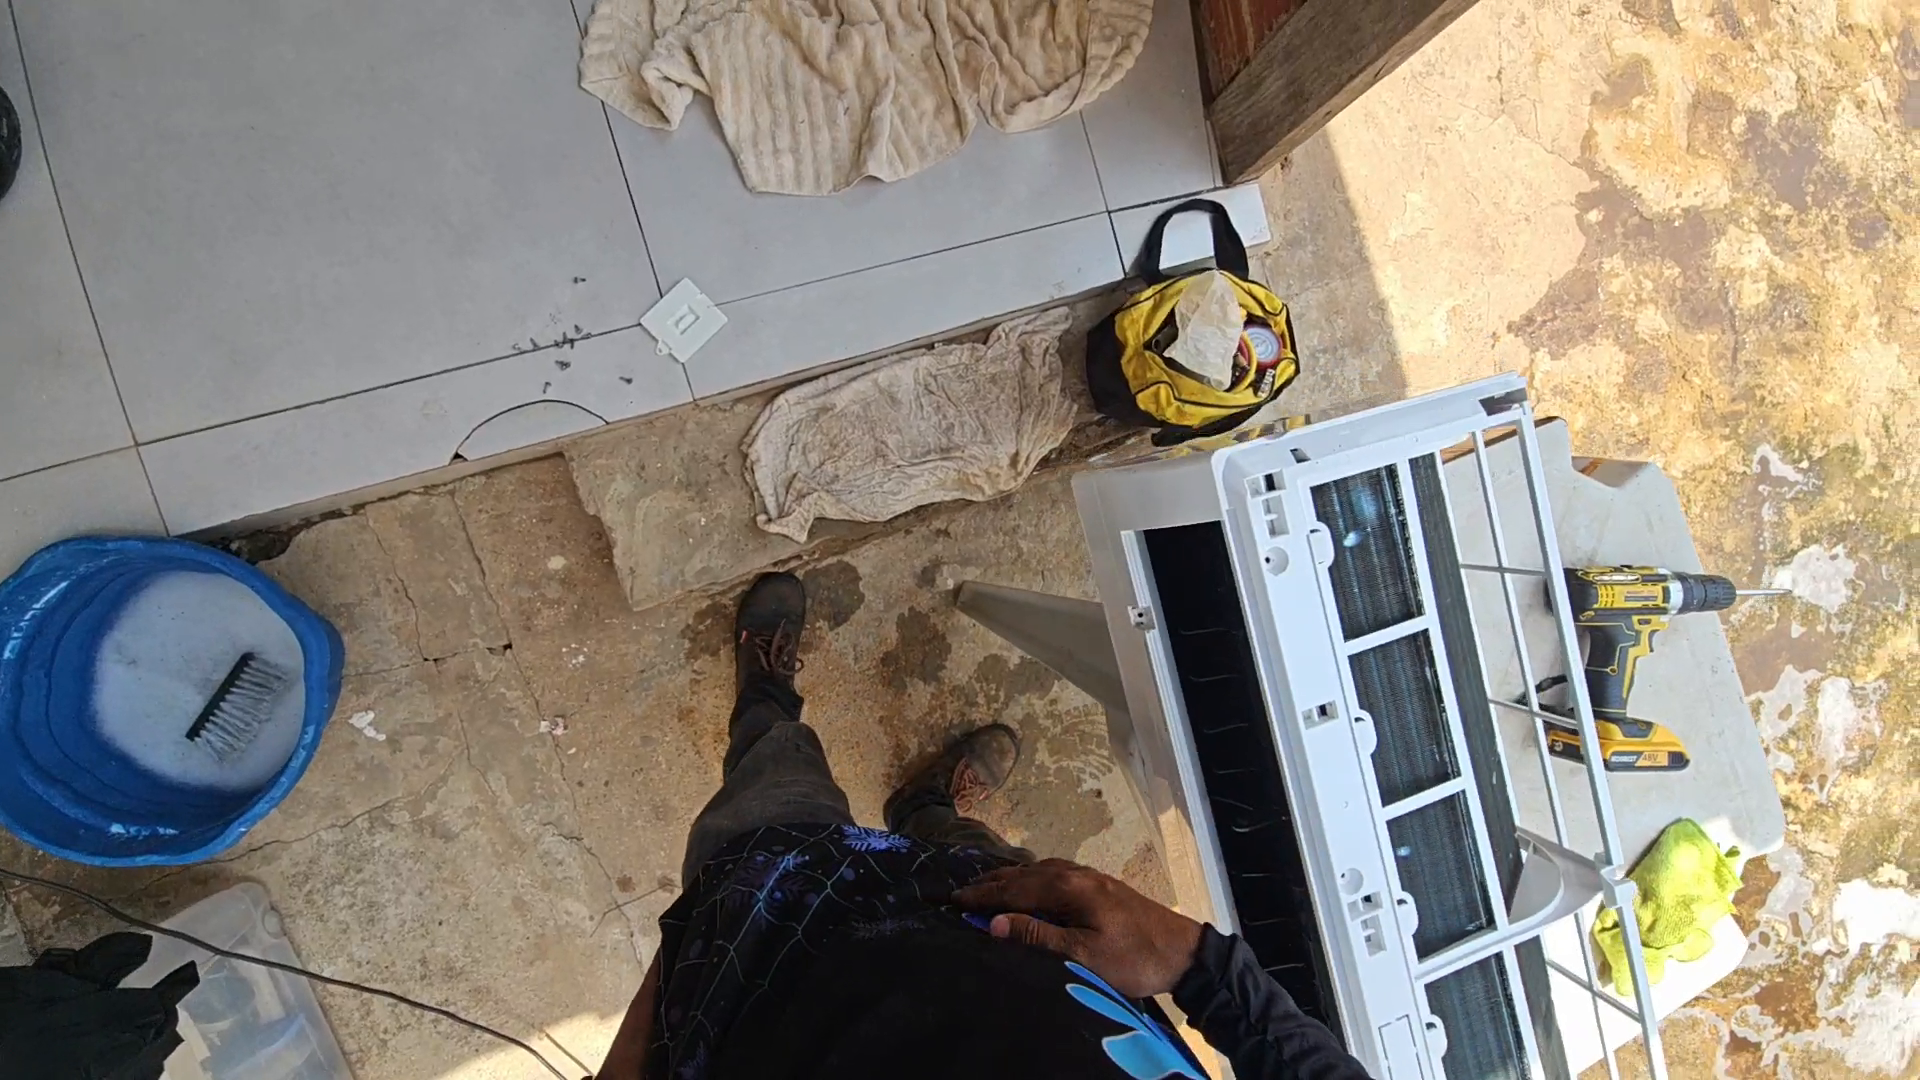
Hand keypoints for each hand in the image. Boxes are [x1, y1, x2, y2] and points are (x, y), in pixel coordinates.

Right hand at [953, 858, 1203, 997]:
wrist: (1181, 949)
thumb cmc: (1132, 957)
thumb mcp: (1084, 955)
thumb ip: (1038, 937)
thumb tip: (993, 922)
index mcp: (1065, 887)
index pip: (1012, 890)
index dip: (981, 896)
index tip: (952, 900)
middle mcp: (1071, 873)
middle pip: (1021, 875)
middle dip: (989, 884)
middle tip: (960, 893)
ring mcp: (1085, 875)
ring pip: (1035, 871)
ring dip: (1008, 879)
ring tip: (986, 887)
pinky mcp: (1095, 883)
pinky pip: (1050, 872)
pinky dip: (1028, 877)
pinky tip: (1029, 883)